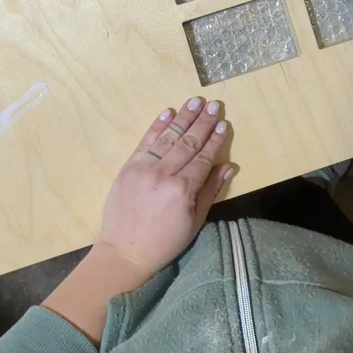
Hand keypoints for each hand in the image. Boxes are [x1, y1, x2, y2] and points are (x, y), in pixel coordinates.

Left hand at [43, 98, 235, 340]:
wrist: (124, 252)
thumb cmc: (165, 242)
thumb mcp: (195, 222)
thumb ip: (211, 190)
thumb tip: (229, 165)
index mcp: (183, 190)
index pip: (203, 157)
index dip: (215, 140)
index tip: (224, 123)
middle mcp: (164, 174)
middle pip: (188, 142)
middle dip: (202, 122)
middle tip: (214, 104)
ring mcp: (144, 168)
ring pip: (168, 137)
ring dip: (183, 117)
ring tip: (195, 100)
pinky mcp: (128, 167)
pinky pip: (146, 141)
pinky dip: (157, 126)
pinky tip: (168, 112)